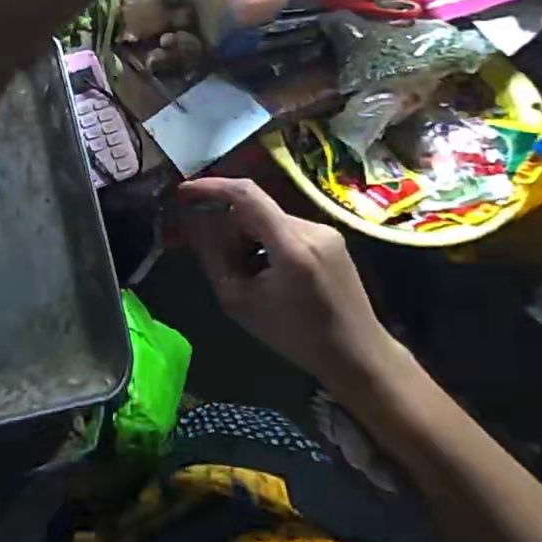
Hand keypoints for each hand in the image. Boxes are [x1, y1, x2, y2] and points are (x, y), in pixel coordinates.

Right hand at [180, 178, 400, 388]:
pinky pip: (287, 229)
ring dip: (250, 238)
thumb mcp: (240, 303)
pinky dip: (269, 244)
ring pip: (270, 220)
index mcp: (292, 246)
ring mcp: (325, 231)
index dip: (211, 187)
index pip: (246, 195)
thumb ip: (215, 257)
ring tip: (252, 277)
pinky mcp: (332, 238)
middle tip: (225, 265)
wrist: (357, 354)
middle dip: (231, 230)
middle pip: (255, 211)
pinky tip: (272, 275)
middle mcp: (312, 228)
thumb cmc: (296, 337)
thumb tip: (199, 223)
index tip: (185, 192)